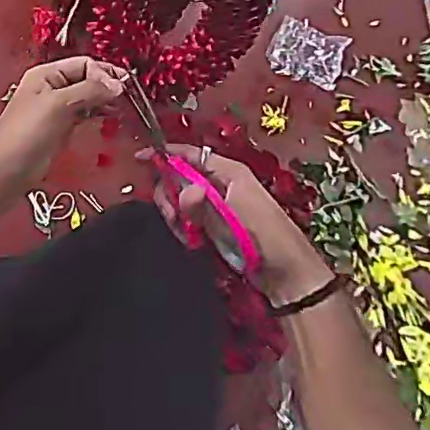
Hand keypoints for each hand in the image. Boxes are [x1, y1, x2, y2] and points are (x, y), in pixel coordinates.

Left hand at [0, 57, 125, 193]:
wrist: (5, 172)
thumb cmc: (27, 135)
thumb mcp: (58, 105)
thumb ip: (89, 91)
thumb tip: (118, 84)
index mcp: (46, 74)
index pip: (84, 64)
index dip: (104, 73)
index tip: (123, 88)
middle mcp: (52, 86)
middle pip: (87, 78)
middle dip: (107, 84)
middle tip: (128, 96)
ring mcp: (56, 108)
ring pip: (87, 96)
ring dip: (105, 99)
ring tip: (122, 107)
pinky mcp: (60, 127)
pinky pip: (84, 113)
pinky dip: (98, 112)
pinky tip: (109, 116)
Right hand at [140, 145, 333, 305]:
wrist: (289, 275)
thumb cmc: (266, 239)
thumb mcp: (233, 219)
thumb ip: (204, 205)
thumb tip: (183, 191)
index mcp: (229, 172)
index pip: (191, 154)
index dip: (166, 154)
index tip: (140, 159)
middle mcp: (222, 184)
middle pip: (181, 177)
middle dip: (170, 194)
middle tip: (173, 217)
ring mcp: (218, 205)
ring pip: (182, 200)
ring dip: (177, 215)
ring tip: (185, 233)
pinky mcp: (216, 225)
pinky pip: (190, 219)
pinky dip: (185, 228)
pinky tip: (192, 240)